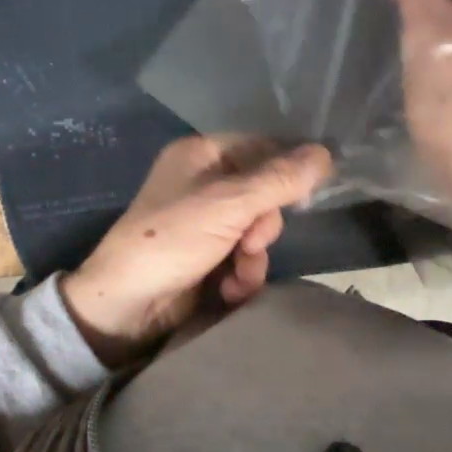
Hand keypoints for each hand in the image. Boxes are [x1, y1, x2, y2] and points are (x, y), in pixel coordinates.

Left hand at [60, 137, 332, 365]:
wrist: (125, 304)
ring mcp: (203, 225)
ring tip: (237, 275)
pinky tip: (229, 292)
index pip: (261, 147)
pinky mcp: (205, 260)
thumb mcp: (227, 204)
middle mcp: (202, 185)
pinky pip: (242, 260)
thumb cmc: (170, 240)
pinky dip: (241, 277)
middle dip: (263, 226)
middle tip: (250, 242)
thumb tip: (326, 153)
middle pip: (264, 195)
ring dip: (254, 258)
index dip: (286, 169)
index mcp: (200, 155)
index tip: (306, 195)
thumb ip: (278, 180)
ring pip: (257, 233)